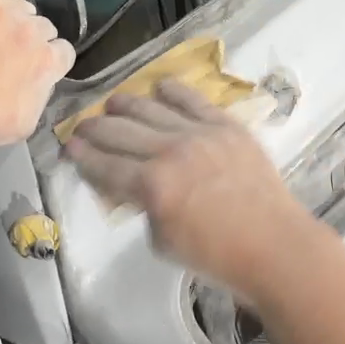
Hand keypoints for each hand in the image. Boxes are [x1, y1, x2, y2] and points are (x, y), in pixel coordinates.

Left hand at [0, 0, 75, 151]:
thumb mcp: (21, 125)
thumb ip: (41, 97)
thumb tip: (41, 81)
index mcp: (45, 62)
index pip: (64, 52)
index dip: (48, 61)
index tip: (30, 69)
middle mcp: (30, 29)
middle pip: (42, 27)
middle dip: (28, 41)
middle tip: (2, 56)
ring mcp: (1, 7)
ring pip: (20, 6)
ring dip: (10, 19)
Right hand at [64, 79, 320, 301]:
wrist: (275, 246)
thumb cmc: (217, 257)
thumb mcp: (163, 242)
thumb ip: (142, 208)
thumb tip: (133, 186)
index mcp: (152, 187)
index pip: (106, 166)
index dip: (83, 156)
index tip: (69, 146)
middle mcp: (170, 152)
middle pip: (121, 132)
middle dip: (95, 128)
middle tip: (82, 125)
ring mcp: (199, 133)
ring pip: (152, 109)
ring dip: (126, 105)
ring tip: (112, 103)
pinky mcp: (225, 125)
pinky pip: (193, 100)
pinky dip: (173, 91)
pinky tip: (158, 87)